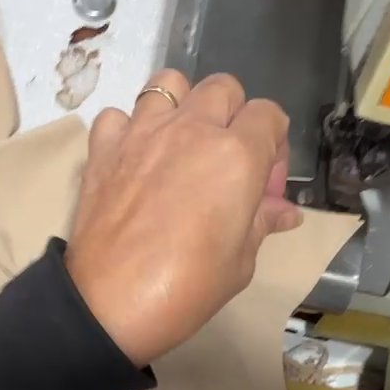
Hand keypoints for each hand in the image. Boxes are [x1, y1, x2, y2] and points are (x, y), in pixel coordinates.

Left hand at [66, 69, 302, 366]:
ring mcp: (142, 133)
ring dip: (182, 106)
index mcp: (236, 155)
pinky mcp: (104, 149)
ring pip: (169, 84)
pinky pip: (118, 115)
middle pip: (223, 88)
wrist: (111, 306)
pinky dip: (128, 129)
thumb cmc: (187, 289)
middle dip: (233, 116)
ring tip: (180, 146)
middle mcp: (191, 130)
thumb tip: (285, 212)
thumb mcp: (240, 263)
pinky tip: (134, 160)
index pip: (269, 115)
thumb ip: (261, 223)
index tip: (264, 185)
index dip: (274, 146)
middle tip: (226, 163)